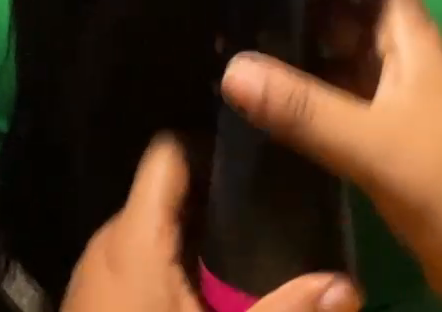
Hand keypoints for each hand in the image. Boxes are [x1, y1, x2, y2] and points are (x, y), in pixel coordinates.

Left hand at [63, 135, 361, 311]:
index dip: (210, 146)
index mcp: (135, 236)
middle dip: (214, 197)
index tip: (255, 166)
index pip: (167, 152)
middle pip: (165, 190)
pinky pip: (136, 259)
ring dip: (195, 233)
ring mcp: (95, 273)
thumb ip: (284, 310)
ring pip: (151, 226)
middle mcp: (109, 241)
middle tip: (267, 213)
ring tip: (246, 252)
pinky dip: (172, 263)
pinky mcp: (93, 301)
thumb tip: (348, 286)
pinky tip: (207, 294)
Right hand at [221, 0, 441, 311]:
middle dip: (306, 5)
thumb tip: (229, 67)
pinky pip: (349, 101)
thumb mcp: (372, 143)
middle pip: (354, 12)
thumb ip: (301, 107)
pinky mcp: (397, 141)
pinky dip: (316, 96)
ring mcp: (404, 101)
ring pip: (349, 59)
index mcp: (414, 38)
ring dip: (307, 53)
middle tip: (242, 10)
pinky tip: (276, 108)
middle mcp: (409, 59)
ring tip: (244, 53)